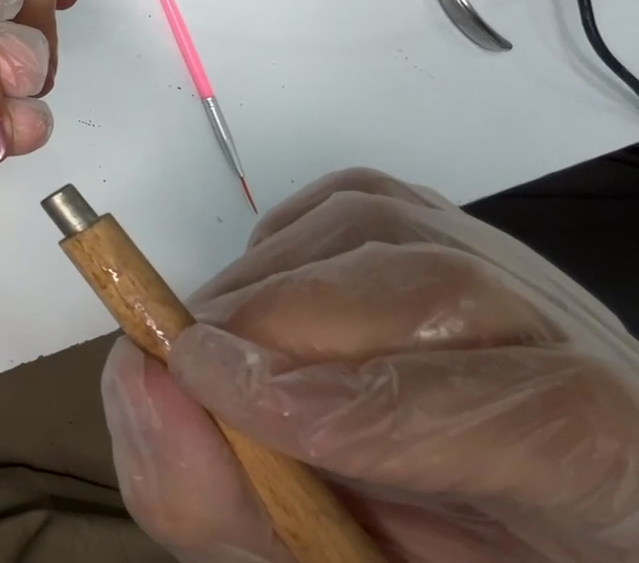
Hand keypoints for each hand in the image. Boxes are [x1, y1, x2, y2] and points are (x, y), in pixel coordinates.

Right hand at [102, 169, 638, 561]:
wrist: (444, 495)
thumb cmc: (387, 540)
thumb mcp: (312, 556)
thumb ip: (224, 499)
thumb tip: (141, 375)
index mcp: (623, 484)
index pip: (548, 416)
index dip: (370, 402)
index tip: (218, 392)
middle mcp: (597, 354)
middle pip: (437, 292)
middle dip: (272, 326)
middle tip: (182, 375)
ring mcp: (516, 270)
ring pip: (373, 230)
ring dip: (252, 290)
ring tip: (218, 358)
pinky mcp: (437, 225)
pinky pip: (337, 203)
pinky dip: (266, 249)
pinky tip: (261, 310)